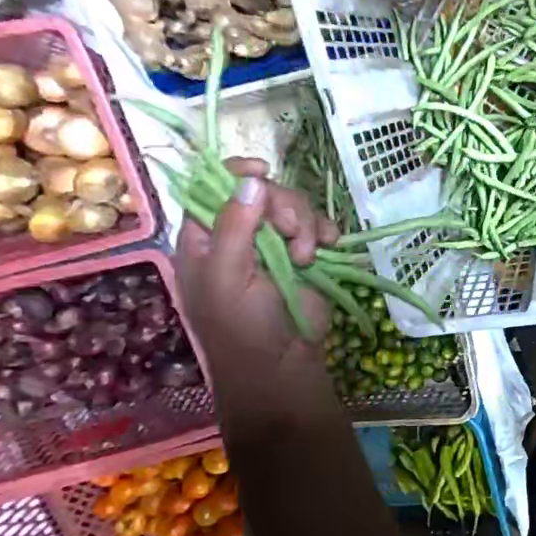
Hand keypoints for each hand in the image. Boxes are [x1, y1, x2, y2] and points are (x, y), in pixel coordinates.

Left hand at [175, 158, 340, 404]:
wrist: (282, 363)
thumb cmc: (241, 326)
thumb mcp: (225, 277)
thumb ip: (234, 227)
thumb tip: (252, 180)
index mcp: (207, 237)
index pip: (214, 188)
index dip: (237, 174)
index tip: (264, 172)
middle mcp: (241, 234)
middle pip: (264, 192)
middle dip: (285, 209)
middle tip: (293, 235)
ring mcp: (276, 243)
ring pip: (295, 206)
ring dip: (307, 226)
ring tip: (306, 257)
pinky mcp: (306, 254)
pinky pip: (319, 225)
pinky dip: (325, 232)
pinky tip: (328, 247)